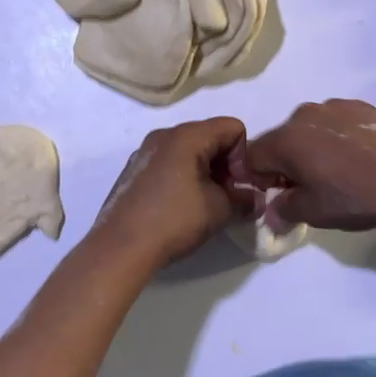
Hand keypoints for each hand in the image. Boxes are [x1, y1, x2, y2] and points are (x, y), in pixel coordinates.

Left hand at [91, 118, 249, 267]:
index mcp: (187, 136)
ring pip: (188, 152)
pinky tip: (180, 209)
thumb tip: (254, 200)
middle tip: (227, 198)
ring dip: (205, 174)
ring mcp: (145, 153)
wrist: (121, 248)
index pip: (232, 128)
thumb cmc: (175, 220)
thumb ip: (244, 199)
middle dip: (226, 165)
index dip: (244, 156)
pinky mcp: (133, 172)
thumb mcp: (220, 210)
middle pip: (210, 137)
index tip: (238, 186)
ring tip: (205, 205)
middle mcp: (164, 136)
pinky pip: (169, 164)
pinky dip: (184, 179)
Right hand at [246, 100, 375, 232]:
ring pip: (308, 130)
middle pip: (281, 141)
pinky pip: (334, 122)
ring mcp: (334, 106)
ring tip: (339, 173)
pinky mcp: (359, 106)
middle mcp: (304, 115)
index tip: (281, 196)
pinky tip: (358, 159)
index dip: (260, 179)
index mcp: (286, 139)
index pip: (252, 157)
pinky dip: (336, 139)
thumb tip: (272, 212)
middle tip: (310, 189)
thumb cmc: (356, 197)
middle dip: (287, 164)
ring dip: (312, 150)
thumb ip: (283, 209)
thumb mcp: (314, 213)